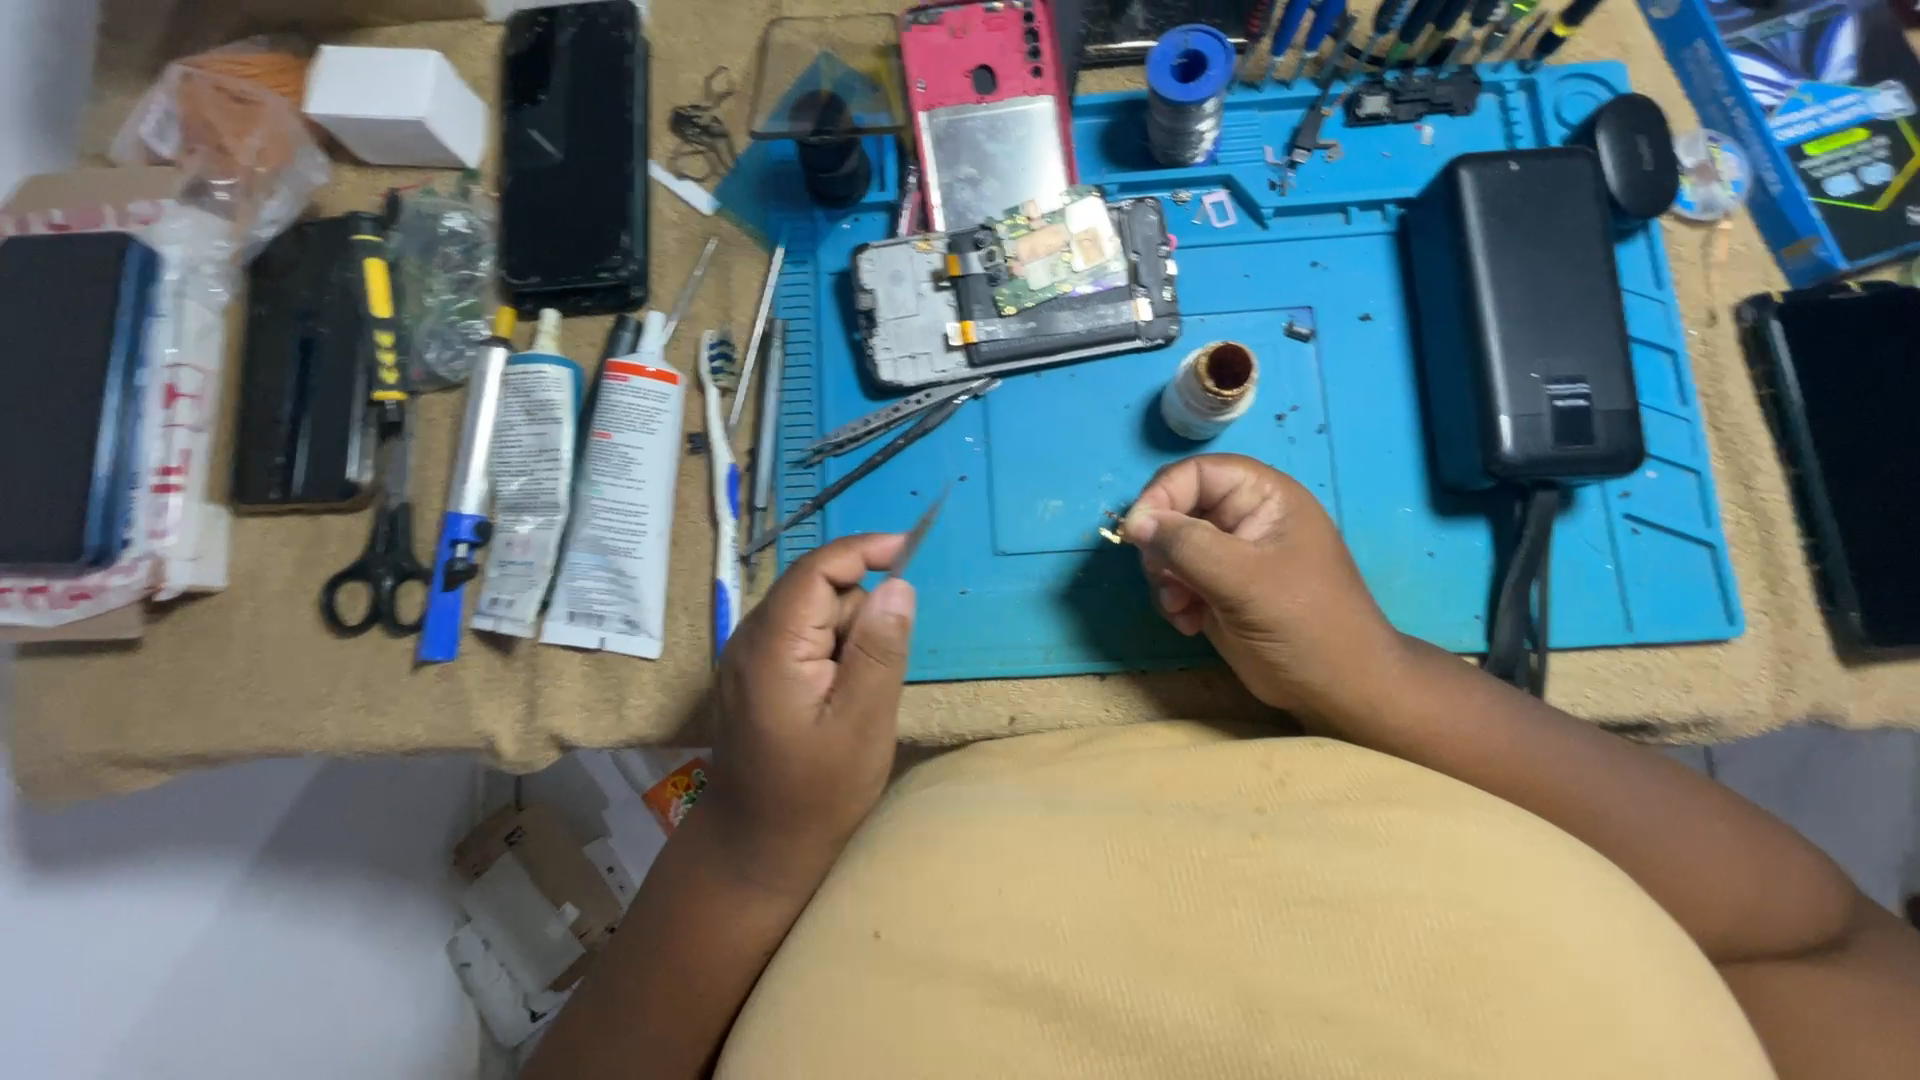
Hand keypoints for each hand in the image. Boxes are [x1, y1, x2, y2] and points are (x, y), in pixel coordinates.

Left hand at [706, 534, 915, 896]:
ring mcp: (746, 657)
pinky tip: (835, 702)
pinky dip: (831, 656)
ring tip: (853, 702)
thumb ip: (880, 649)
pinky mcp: (753, 675)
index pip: (817, 569)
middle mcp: (749, 639)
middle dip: (858, 616)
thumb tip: (899, 585)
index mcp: (772, 645)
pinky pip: (802, 640)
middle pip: (818, 591)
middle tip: (874, 679)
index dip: (864, 550)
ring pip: (814, 616)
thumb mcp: (863, 722)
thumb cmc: (815, 794)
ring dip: (847, 641)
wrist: (756, 850)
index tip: (910, 548)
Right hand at [1123, 454, 1406, 717]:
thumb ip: (1187, 545)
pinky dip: (1172, 600)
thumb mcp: (1245, 580)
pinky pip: (1175, 579)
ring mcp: (1230, 555)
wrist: (1336, 690)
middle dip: (1162, 545)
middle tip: (1165, 580)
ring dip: (1164, 578)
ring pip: (1169, 546)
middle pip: (1177, 508)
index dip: (1163, 494)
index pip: (1197, 472)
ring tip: (1181, 608)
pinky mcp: (1217, 589)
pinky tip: (1189, 623)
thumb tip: (1134, 522)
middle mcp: (1245, 518)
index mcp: (1265, 497)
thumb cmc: (1304, 625)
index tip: (1136, 532)